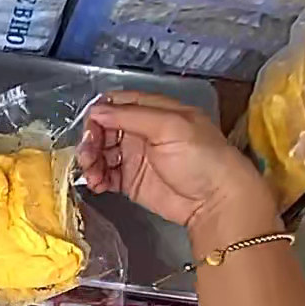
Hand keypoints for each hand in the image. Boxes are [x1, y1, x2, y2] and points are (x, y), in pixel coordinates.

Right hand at [79, 91, 277, 243]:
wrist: (215, 200)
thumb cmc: (201, 157)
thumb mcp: (170, 127)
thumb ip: (132, 116)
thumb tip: (97, 111)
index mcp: (153, 112)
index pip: (117, 105)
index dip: (100, 114)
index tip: (92, 130)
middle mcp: (141, 132)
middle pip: (104, 130)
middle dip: (91, 141)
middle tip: (88, 156)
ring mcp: (135, 158)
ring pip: (101, 153)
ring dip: (91, 162)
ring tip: (92, 176)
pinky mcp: (130, 182)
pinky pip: (105, 176)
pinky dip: (97, 179)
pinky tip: (97, 184)